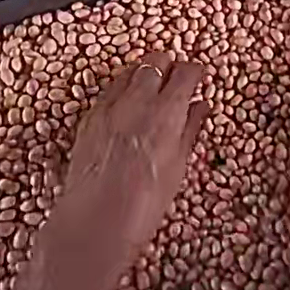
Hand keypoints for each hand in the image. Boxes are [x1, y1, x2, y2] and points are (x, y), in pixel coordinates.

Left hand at [9, 52, 207, 289]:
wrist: (92, 227)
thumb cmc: (143, 206)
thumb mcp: (177, 169)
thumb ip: (189, 130)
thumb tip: (200, 107)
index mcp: (165, 114)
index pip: (186, 73)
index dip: (196, 71)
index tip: (200, 76)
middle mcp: (135, 103)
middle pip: (155, 62)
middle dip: (170, 65)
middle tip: (179, 76)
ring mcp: (108, 109)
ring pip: (130, 71)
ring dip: (145, 73)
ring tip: (155, 85)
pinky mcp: (88, 120)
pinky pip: (109, 90)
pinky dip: (123, 88)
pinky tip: (129, 103)